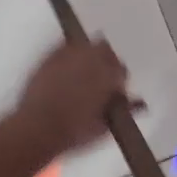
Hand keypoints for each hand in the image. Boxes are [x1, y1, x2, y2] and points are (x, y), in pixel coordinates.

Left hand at [12, 38, 133, 155]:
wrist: (37, 128)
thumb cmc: (74, 132)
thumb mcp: (104, 126)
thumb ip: (124, 110)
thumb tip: (140, 103)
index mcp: (108, 75)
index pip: (121, 69)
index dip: (118, 80)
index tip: (114, 91)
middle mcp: (90, 59)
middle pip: (105, 50)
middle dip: (105, 61)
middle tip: (100, 79)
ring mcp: (68, 54)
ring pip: (85, 44)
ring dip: (88, 54)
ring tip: (82, 71)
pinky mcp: (49, 56)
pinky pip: (64, 46)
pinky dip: (68, 52)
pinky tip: (65, 67)